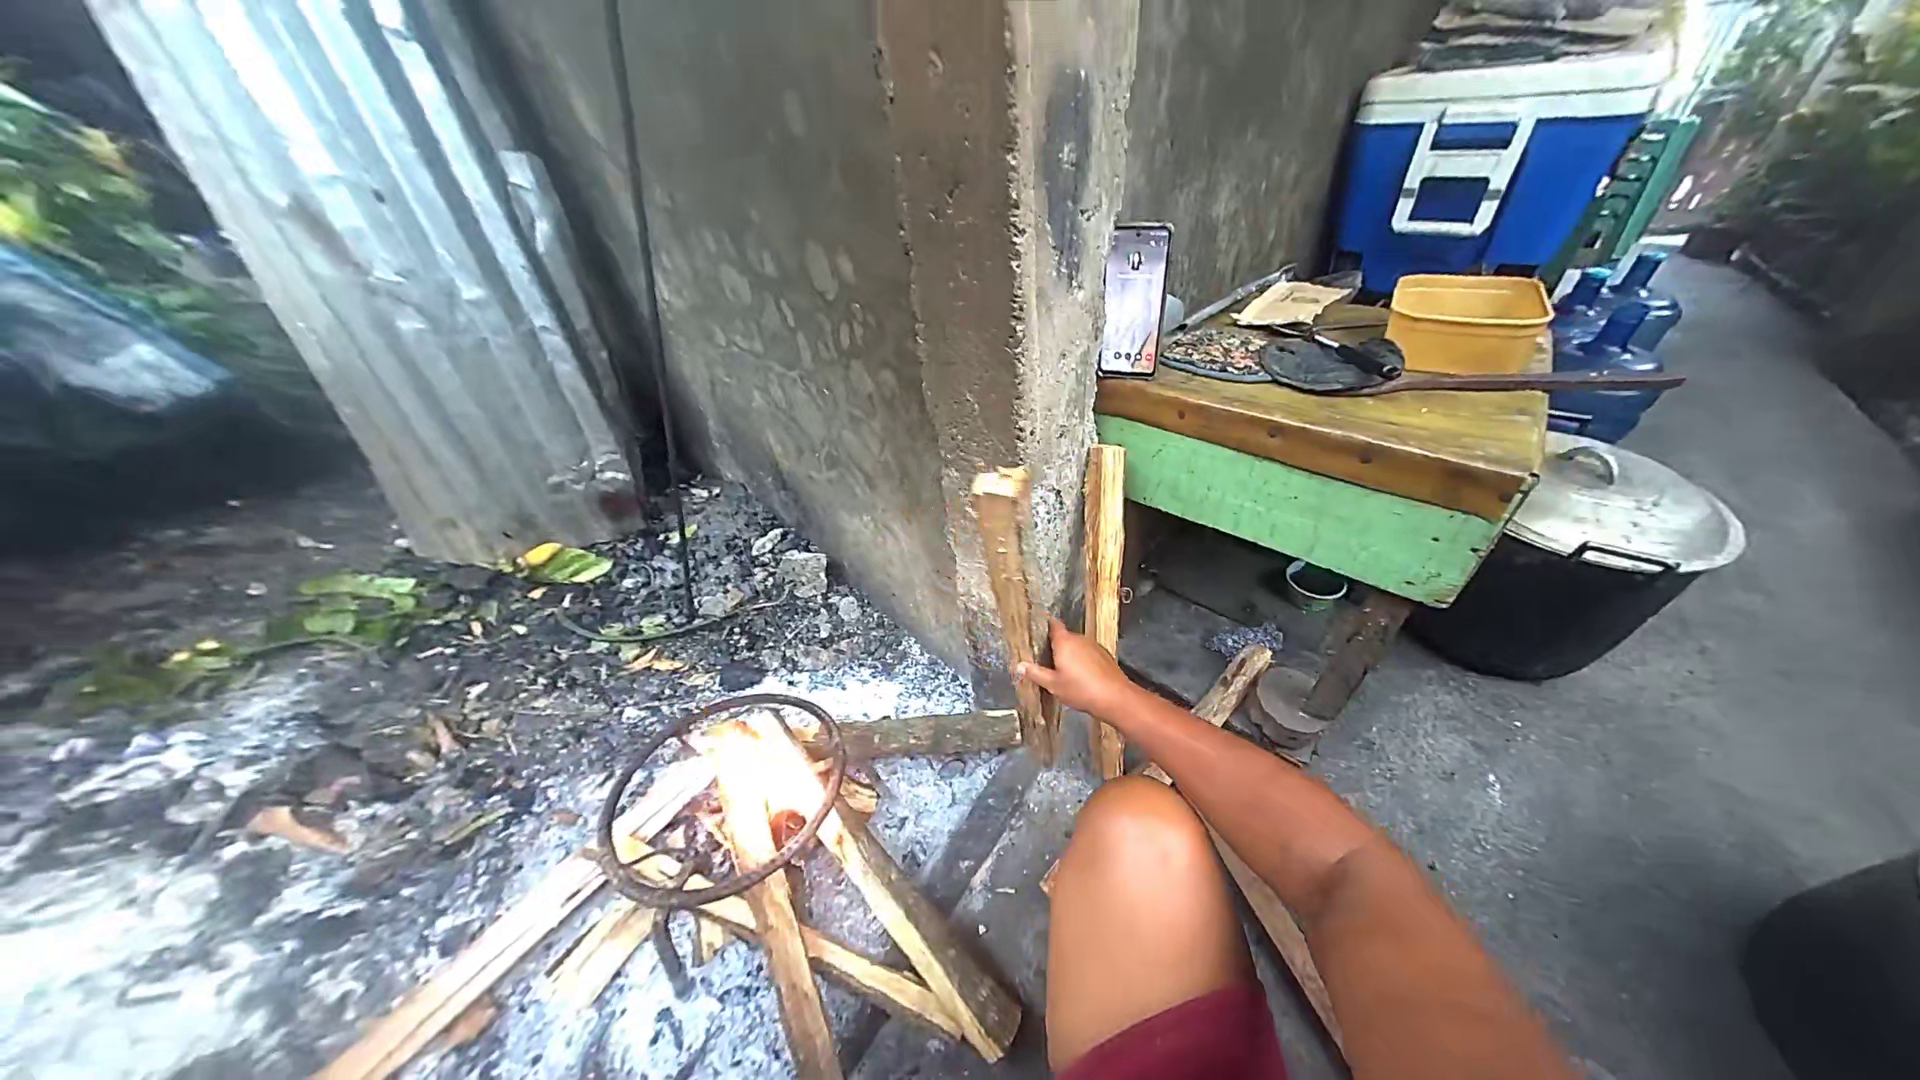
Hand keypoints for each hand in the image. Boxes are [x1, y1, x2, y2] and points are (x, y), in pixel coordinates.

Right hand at [1017, 616, 1135, 718]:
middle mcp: (1080, 639)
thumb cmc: (1081, 689)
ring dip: (1069, 654)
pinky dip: (1082, 660)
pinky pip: (1088, 653)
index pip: (1052, 624)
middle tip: (1044, 660)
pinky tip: (1080, 676)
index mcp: (1065, 641)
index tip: (1035, 630)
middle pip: (1064, 637)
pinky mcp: (1105, 656)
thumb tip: (1020, 665)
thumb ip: (1036, 673)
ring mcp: (1094, 646)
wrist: (1115, 698)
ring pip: (1076, 646)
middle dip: (1055, 646)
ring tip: (1062, 671)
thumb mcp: (1053, 684)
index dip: (1044, 625)